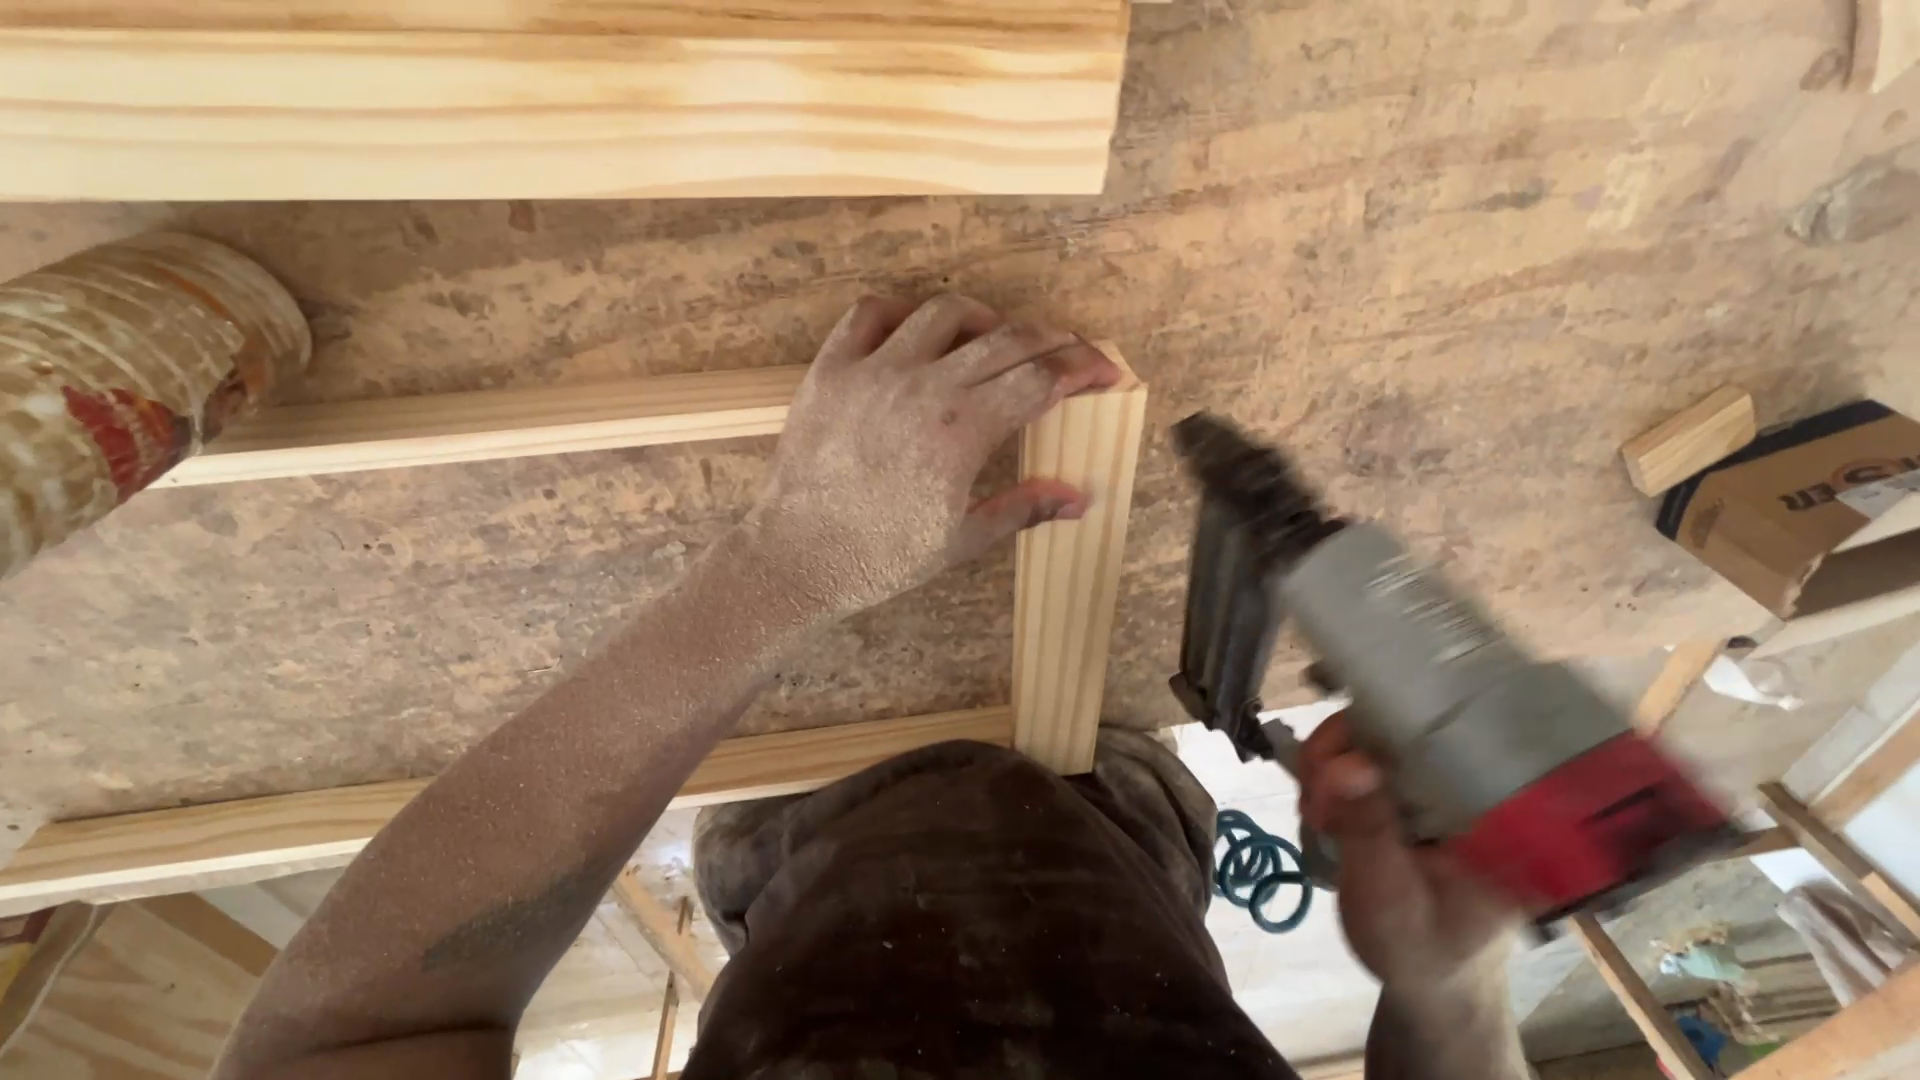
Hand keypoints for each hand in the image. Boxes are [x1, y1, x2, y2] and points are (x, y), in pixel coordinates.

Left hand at [738, 294, 1119, 619]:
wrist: (796, 558)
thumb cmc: (881, 558)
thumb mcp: (960, 540)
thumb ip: (1023, 509)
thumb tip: (1081, 498)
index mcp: (963, 431)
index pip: (1041, 379)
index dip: (1083, 368)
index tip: (1106, 371)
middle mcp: (925, 386)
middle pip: (1007, 339)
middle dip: (1052, 339)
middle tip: (1068, 352)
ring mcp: (874, 369)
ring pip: (945, 311)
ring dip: (986, 319)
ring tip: (997, 339)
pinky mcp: (831, 367)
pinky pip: (871, 312)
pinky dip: (905, 310)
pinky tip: (919, 331)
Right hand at [1298, 713, 1523, 998]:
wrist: (1428, 986)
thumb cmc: (1418, 952)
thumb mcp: (1388, 899)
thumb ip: (1368, 831)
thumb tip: (1348, 761)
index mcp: (1496, 810)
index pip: (1436, 731)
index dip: (1370, 731)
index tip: (1323, 774)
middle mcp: (1476, 786)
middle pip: (1396, 726)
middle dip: (1336, 754)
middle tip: (1311, 806)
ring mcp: (1444, 787)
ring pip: (1373, 738)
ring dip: (1327, 766)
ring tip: (1315, 814)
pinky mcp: (1417, 793)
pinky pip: (1366, 759)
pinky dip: (1331, 776)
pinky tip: (1321, 808)